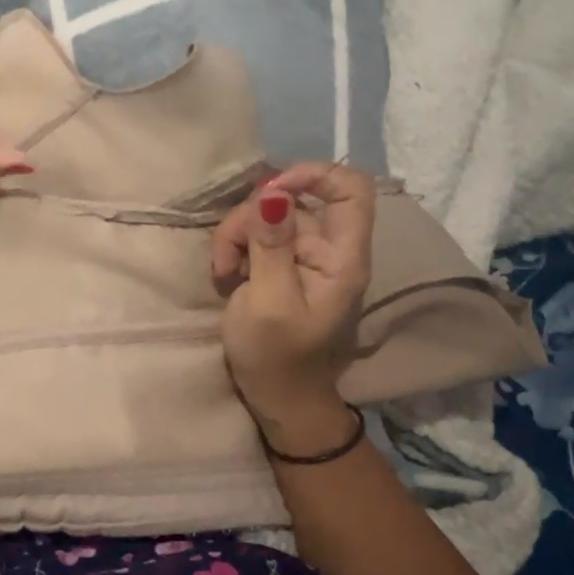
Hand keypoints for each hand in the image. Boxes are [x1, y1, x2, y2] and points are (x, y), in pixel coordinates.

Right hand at [214, 161, 375, 438]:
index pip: (351, 188)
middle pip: (293, 200)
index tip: (271, 191)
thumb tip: (273, 193)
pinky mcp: (278, 266)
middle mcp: (327, 249)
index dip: (313, 175)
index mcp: (342, 258)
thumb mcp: (268, 301)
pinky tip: (224, 274)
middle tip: (226, 255)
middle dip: (252, 217)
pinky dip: (234, 248)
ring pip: (267, 216)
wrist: (276, 399)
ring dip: (236, 234)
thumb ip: (271, 245)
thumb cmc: (276, 357)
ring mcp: (302, 257)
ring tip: (221, 271)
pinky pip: (256, 236)